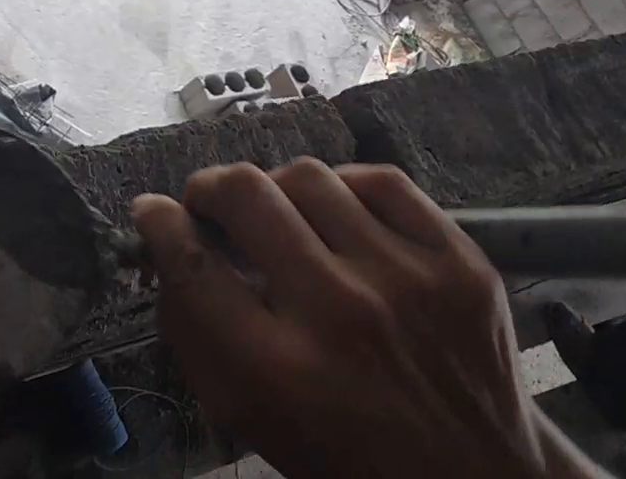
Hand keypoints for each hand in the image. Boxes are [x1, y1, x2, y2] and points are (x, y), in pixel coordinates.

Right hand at [133, 161, 606, 478]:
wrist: (472, 477)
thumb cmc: (337, 445)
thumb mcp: (242, 411)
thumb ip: (189, 325)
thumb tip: (163, 238)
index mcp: (276, 369)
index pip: (191, 260)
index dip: (158, 221)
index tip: (153, 210)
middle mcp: (340, 315)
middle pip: (244, 194)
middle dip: (209, 188)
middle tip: (210, 204)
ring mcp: (408, 280)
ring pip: (307, 175)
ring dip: (276, 190)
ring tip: (283, 217)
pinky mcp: (460, 262)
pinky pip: (380, 180)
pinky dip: (344, 188)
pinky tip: (340, 216)